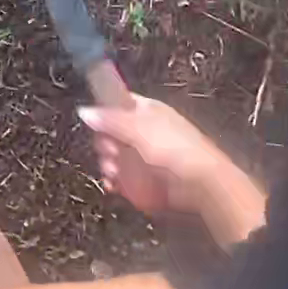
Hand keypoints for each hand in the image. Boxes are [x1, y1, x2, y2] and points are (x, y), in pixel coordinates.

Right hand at [79, 95, 266, 245]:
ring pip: (117, 156)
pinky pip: (125, 177)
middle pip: (113, 132)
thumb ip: (110, 120)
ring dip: (109, 164)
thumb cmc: (175, 148)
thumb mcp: (138, 128)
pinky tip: (113, 184)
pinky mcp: (148, 177)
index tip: (97, 126)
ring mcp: (147, 155)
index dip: (104, 113)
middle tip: (109, 153)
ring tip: (113, 171)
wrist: (202, 184)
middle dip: (105, 144)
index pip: (117, 103)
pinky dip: (117, 181)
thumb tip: (84, 111)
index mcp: (147, 110)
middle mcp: (146, 130)